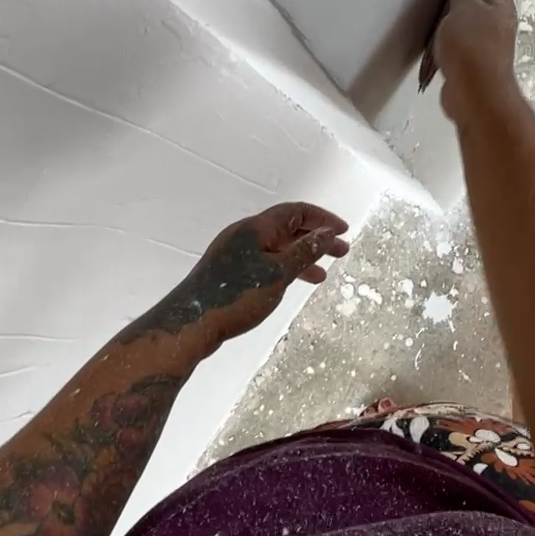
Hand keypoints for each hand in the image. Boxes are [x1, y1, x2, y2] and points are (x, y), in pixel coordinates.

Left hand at [130, 202, 350, 347]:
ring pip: (277, 247)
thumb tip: (327, 232)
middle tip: (342, 253)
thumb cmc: (237, 295)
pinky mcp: (229, 272)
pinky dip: (284, 268)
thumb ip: (306, 252)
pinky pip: (265, 261)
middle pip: (287, 228)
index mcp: (257, 228)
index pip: (296, 211)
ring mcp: (234, 253)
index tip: (344, 231)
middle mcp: (245, 234)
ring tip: (322, 275)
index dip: (323, 218)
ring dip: (302, 257)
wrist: (190, 324)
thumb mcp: (279, 274)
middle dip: (316, 238)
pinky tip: (292, 284)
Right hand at [433, 0, 519, 126]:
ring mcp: (488, 40)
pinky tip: (437, 29)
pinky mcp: (474, 59)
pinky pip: (462, 37)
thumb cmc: (471, 46)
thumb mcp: (463, 6)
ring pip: (470, 16)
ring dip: (456, 9)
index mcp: (501, 1)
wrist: (475, 95)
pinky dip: (451, 31)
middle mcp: (499, 19)